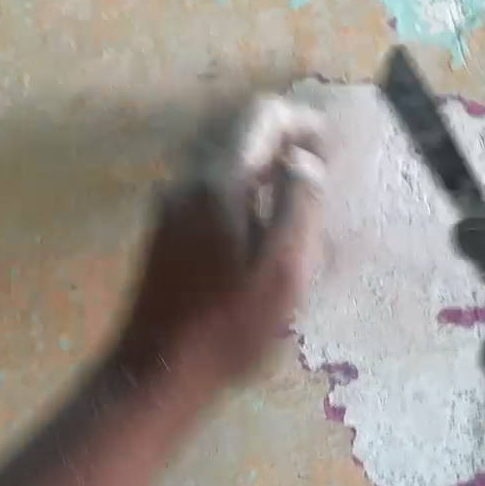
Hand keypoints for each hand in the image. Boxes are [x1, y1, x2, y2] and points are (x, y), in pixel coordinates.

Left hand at [113, 96, 326, 387]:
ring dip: (261, 165)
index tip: (327, 146)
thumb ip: (299, 205)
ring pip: (222, 158)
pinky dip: (239, 186)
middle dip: (281, 141)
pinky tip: (258, 223)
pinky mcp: (163, 224)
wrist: (157, 369)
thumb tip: (303, 159)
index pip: (260, 116)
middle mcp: (187, 179)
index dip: (299, 122)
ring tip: (294, 199)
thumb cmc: (229, 326)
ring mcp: (169, 201)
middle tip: (317, 172)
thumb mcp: (283, 271)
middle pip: (238, 132)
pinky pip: (208, 184)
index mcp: (218, 182)